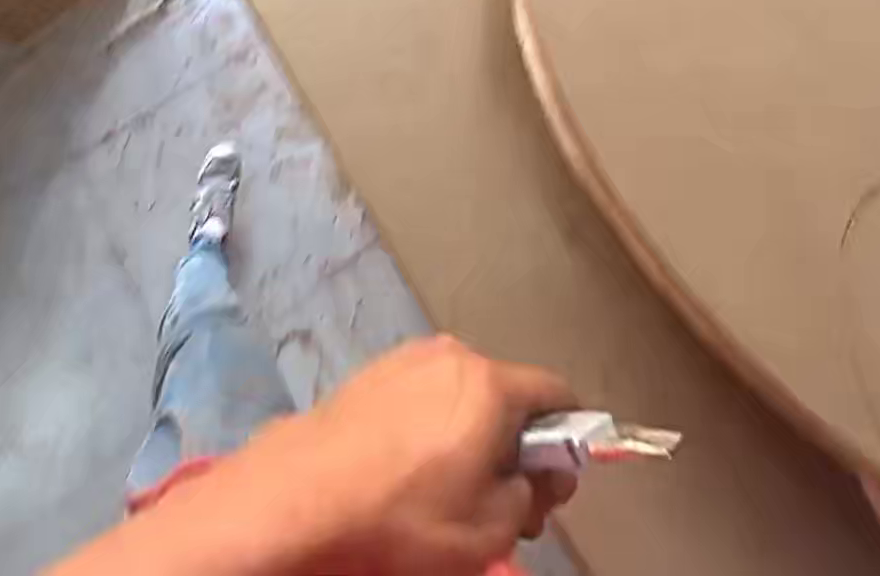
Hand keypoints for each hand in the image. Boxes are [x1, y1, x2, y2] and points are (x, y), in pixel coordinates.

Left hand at [212, 335, 580, 574]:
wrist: (311, 486)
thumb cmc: (407, 510)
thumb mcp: (493, 525)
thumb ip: (534, 491)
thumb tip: (537, 470)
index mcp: (489, 383)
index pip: (558, 394)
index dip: (568, 442)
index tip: (549, 485)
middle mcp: (453, 354)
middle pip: (510, 394)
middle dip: (517, 443)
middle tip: (501, 500)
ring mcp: (411, 355)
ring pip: (468, 392)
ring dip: (476, 432)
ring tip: (451, 484)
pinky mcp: (380, 366)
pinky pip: (430, 389)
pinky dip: (439, 419)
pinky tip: (414, 460)